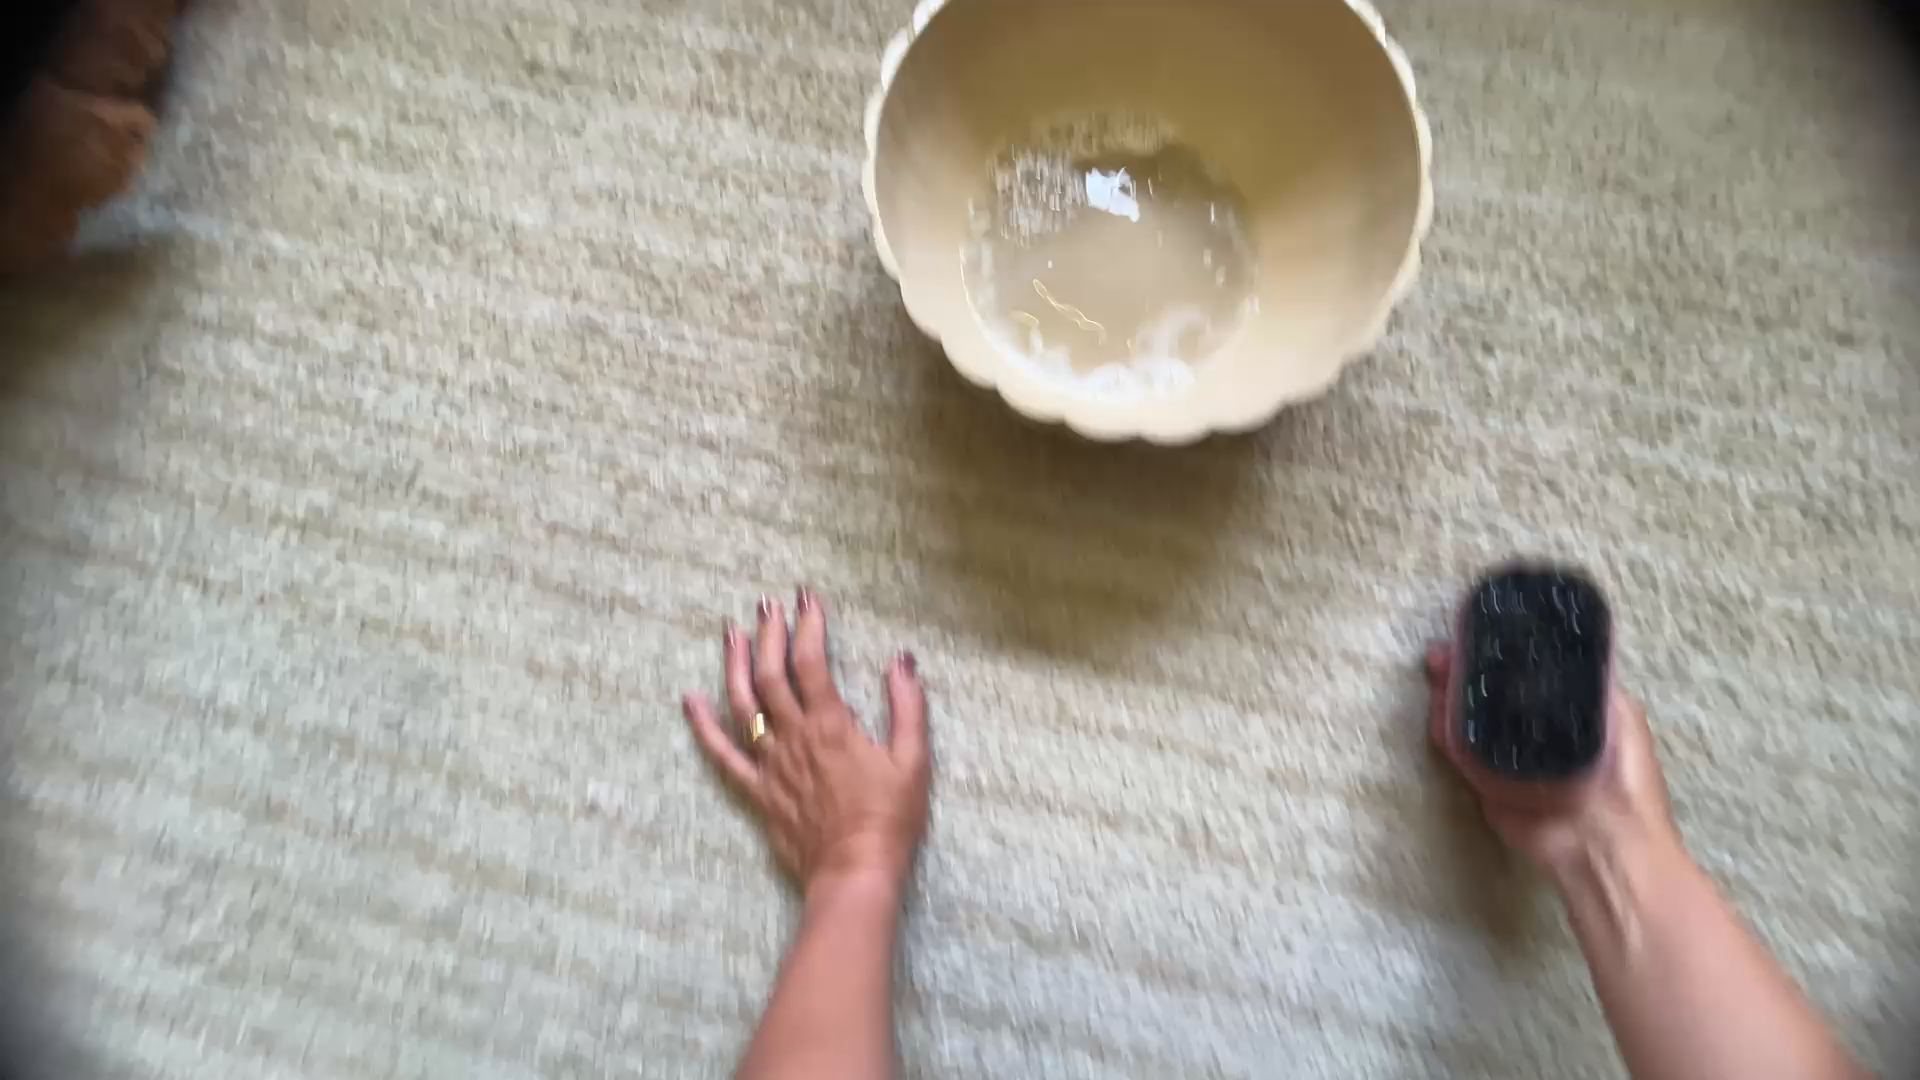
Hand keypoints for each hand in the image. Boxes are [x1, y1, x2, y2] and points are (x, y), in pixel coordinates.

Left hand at [684, 588, 931, 898]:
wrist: (854, 872)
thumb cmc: (889, 816)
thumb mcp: (913, 758)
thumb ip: (907, 706)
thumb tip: (901, 659)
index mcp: (831, 724)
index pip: (812, 662)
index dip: (808, 625)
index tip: (807, 599)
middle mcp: (794, 736)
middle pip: (770, 674)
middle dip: (768, 634)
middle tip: (767, 606)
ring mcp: (770, 763)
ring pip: (742, 704)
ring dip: (734, 664)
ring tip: (732, 632)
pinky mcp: (757, 790)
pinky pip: (722, 755)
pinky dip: (703, 726)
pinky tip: (690, 700)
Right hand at [1424, 642, 1681, 888]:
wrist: (1599, 842)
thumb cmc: (1622, 780)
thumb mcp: (1620, 721)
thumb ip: (1596, 686)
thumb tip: (1569, 646)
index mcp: (1557, 715)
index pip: (1520, 676)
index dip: (1496, 655)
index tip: (1476, 635)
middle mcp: (1525, 731)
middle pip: (1484, 693)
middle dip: (1461, 669)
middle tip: (1442, 652)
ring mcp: (1499, 754)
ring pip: (1464, 715)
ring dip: (1447, 692)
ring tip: (1436, 668)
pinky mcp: (1478, 775)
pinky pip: (1454, 745)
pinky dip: (1443, 726)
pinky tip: (1437, 707)